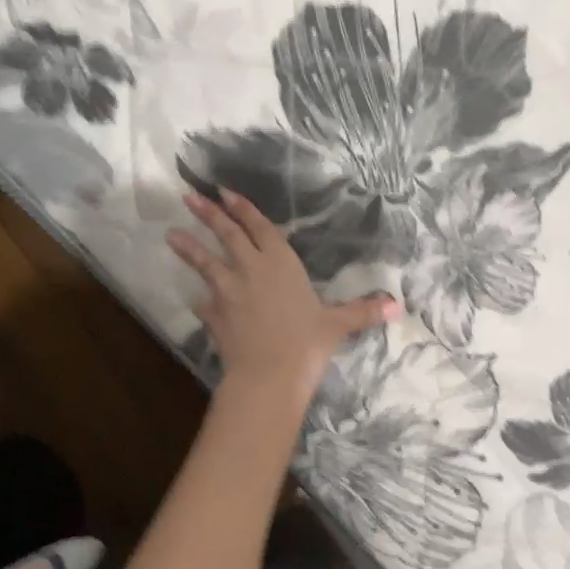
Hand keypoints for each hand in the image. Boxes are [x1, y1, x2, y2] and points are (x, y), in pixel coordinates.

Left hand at [167, 190, 399, 403]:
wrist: (269, 375)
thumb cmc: (307, 344)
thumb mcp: (338, 325)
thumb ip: (363, 312)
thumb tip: (398, 308)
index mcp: (282, 264)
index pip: (260, 228)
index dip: (244, 210)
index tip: (225, 193)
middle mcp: (251, 270)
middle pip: (228, 235)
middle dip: (209, 214)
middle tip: (190, 197)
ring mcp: (228, 292)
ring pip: (205, 262)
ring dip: (189, 247)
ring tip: (171, 234)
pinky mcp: (214, 316)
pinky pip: (204, 304)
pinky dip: (201, 301)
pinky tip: (197, 301)